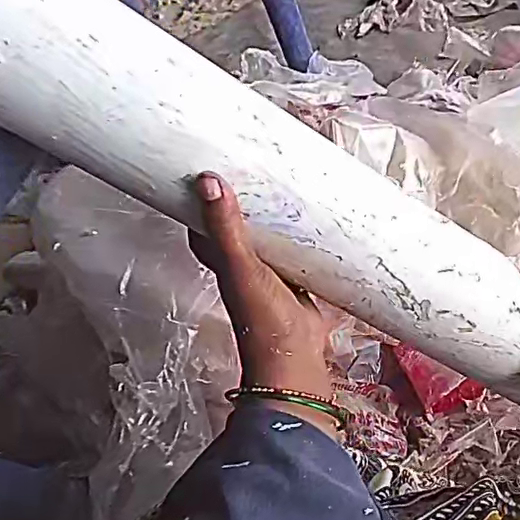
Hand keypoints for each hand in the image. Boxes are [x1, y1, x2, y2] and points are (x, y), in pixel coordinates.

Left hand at [191, 173, 337, 433]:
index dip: (205, 195)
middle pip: (239, 223)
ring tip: (288, 181)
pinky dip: (300, 235)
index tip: (214, 165)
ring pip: (268, 235)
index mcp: (222, 257)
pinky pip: (296, 249)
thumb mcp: (241, 267)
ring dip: (274, 215)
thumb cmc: (262, 317)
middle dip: (246, 198)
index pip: (204, 220)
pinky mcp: (296, 279)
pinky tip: (315, 218)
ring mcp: (270, 271)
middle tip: (258, 164)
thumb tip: (207, 181)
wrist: (295, 355)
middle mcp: (243, 262)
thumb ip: (226, 228)